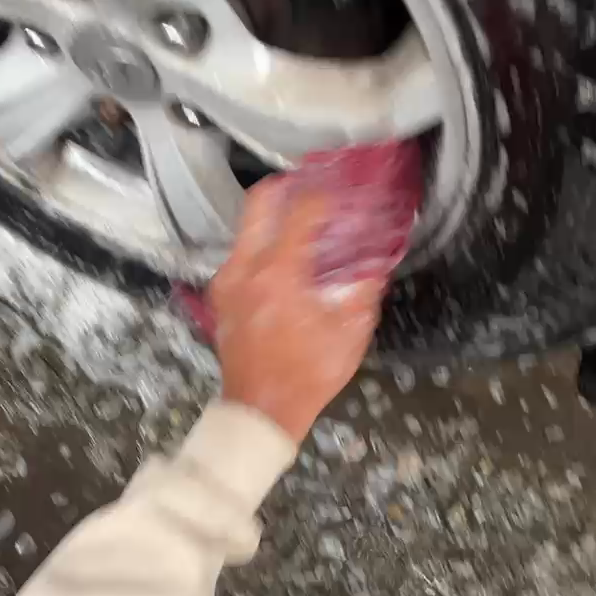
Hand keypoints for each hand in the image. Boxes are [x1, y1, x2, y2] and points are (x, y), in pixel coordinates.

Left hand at [208, 179, 386, 442]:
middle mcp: (243, 268)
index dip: (326, 194)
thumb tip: (374, 260)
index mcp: (277, 272)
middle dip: (288, 187)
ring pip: (246, 228)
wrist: (260, 410)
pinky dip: (262, 244)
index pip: (301, 210)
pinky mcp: (221, 297)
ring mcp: (226, 282)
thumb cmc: (306, 375)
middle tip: (313, 185)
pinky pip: (240, 254)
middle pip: (259, 203)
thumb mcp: (350, 331)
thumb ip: (363, 287)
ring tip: (303, 221)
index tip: (343, 190)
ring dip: (273, 217)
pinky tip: (285, 257)